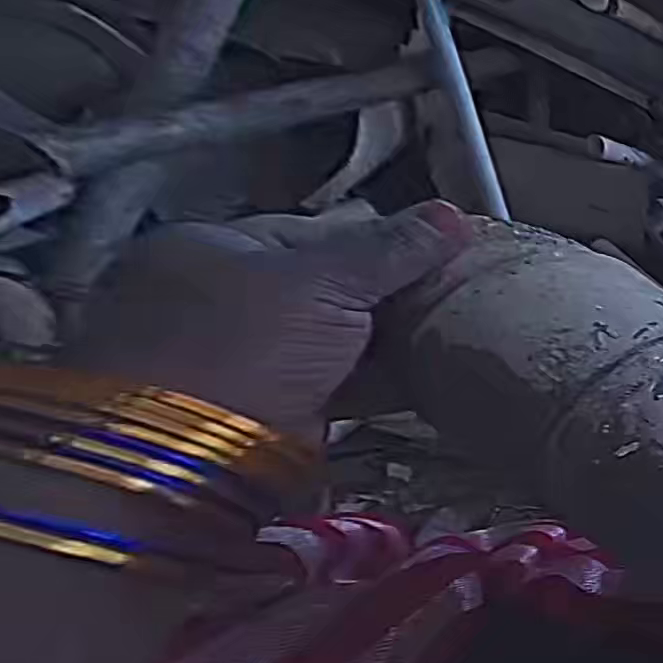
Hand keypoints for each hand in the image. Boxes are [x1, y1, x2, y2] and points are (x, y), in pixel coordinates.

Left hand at [64, 201, 471, 437]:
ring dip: (399, 338)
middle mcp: (235, 299)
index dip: (383, 243)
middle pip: (339, 288)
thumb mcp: (323, 281)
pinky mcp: (293, 401)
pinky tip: (435, 371)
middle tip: (457, 295)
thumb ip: (391, 251)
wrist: (205, 446)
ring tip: (455, 332)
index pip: (319, 234)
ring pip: (351, 336)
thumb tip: (453, 215)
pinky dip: (394, 376)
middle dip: (397, 295)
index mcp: (218, 249)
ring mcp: (263, 354)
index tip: (439, 255)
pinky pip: (357, 378)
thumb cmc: (245, 342)